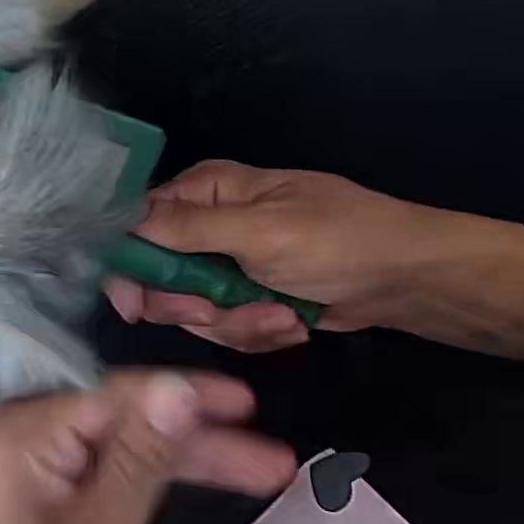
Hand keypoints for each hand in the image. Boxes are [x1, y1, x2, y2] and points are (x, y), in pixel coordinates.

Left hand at [0, 373, 294, 523]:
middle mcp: (31, 428)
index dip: (189, 395)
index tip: (247, 405)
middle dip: (201, 438)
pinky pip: (113, 464)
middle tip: (271, 452)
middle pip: (131, 420)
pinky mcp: (53, 479)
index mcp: (28, 432)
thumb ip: (142, 458)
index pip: (121, 396)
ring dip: (191, 457)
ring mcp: (40, 454)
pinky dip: (158, 475)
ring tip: (263, 468)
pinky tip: (210, 475)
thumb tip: (178, 388)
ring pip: (130, 443)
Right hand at [106, 160, 523, 351]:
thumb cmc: (337, 240)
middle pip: (160, 278)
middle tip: (221, 308)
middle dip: (195, 305)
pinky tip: (291, 320)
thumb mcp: (259, 231)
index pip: (139, 224)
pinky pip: (226, 327)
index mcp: (207, 192)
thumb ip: (187, 229)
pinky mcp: (249, 300)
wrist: (402, 279)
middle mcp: (208, 227)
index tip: (135, 304)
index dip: (130, 266)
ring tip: (280, 313)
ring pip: (194, 311)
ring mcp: (229, 268)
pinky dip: (258, 331)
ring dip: (237, 322)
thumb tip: (121, 226)